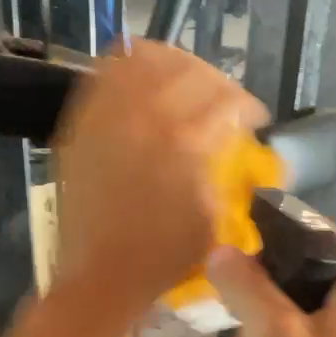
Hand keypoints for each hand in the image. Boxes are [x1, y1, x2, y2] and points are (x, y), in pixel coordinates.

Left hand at [53, 43, 266, 309]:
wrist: (101, 277)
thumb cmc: (162, 260)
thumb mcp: (212, 220)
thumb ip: (227, 176)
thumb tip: (237, 153)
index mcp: (186, 142)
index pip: (227, 100)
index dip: (247, 108)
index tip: (252, 121)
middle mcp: (146, 116)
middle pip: (191, 71)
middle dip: (217, 83)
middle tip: (222, 103)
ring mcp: (109, 115)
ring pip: (146, 59)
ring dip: (174, 66)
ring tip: (184, 85)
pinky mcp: (83, 123)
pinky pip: (105, 75)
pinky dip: (130, 70)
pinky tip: (144, 87)